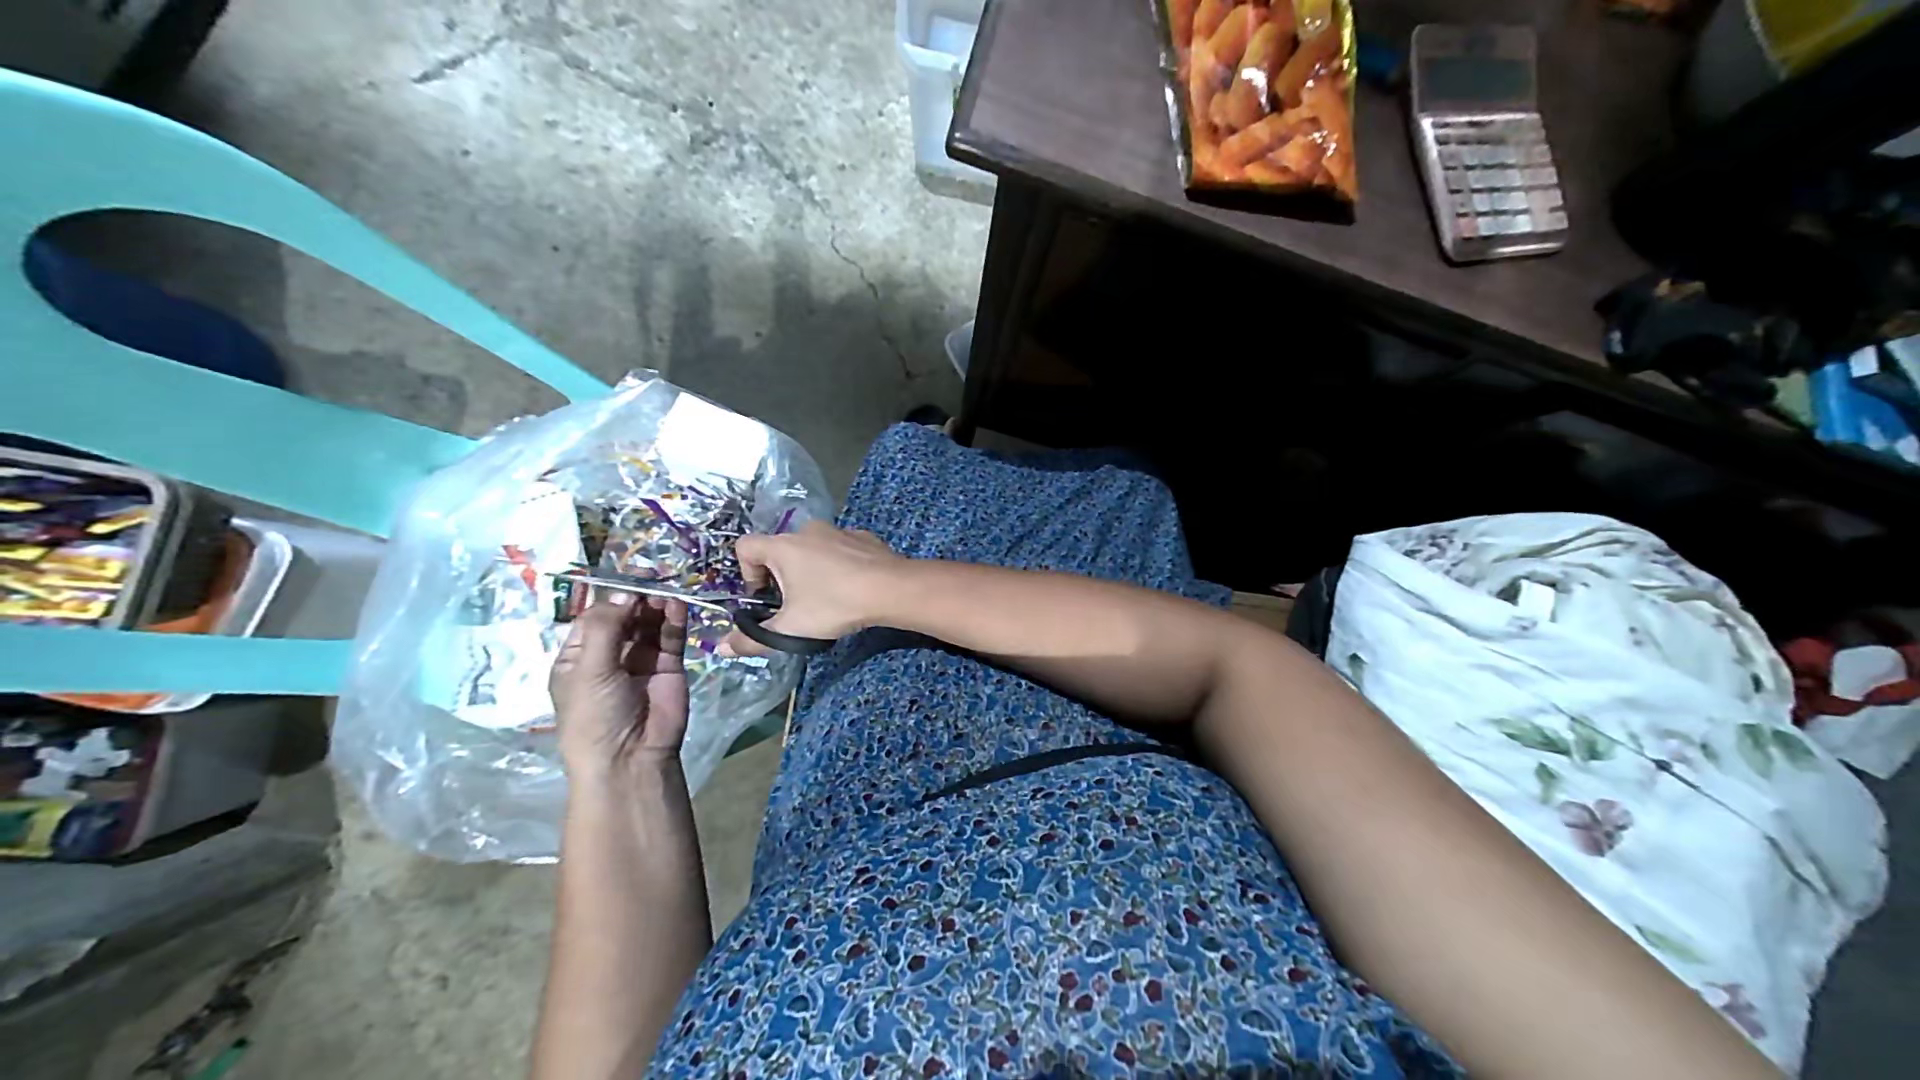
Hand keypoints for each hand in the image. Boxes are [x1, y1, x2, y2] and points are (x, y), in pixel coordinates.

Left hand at [550, 592, 689, 776]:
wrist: (630, 757)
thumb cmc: (595, 715)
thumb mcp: (587, 669)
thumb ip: (606, 627)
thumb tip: (626, 592)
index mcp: (578, 658)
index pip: (593, 617)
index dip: (609, 599)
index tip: (626, 582)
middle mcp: (609, 655)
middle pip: (624, 616)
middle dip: (635, 597)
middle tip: (650, 579)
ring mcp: (642, 660)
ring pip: (649, 623)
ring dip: (656, 605)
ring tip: (665, 590)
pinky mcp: (670, 666)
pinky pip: (671, 637)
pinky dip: (674, 619)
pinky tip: (677, 605)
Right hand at [721, 522, 904, 656]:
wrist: (891, 589)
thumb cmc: (834, 604)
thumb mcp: (791, 628)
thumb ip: (754, 640)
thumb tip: (723, 649)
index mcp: (783, 546)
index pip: (745, 546)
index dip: (747, 572)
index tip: (765, 597)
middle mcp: (807, 530)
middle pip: (780, 548)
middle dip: (782, 575)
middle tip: (796, 604)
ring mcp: (838, 530)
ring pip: (812, 548)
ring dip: (811, 569)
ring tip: (827, 597)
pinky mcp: (863, 537)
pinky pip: (840, 548)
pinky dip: (839, 564)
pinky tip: (852, 587)